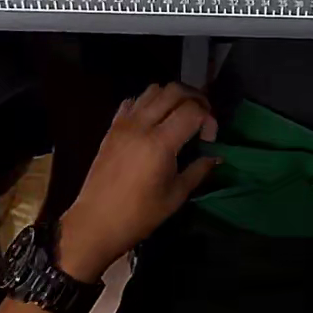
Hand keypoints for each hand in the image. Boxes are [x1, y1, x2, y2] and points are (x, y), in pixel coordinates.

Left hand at [56, 83, 219, 282]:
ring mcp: (124, 123)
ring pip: (153, 90)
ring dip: (173, 97)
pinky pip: (133, 101)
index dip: (209, 118)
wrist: (95, 222)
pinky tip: (154, 121)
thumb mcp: (176, 196)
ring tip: (180, 116)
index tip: (209, 139)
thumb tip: (216, 157)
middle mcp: (142, 125)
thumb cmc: (139, 215)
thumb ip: (199, 170)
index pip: (193, 110)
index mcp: (160, 143)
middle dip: (196, 98)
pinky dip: (149, 102)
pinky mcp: (112, 127)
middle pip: (174, 90)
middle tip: (203, 118)